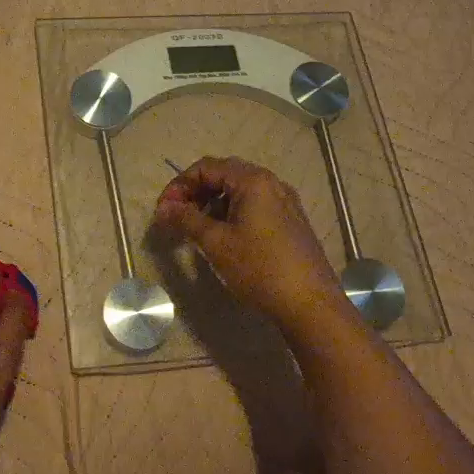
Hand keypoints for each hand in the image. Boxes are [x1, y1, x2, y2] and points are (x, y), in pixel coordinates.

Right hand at [154, 156, 354, 324]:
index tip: (163, 211)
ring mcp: (286, 203)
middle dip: (195, 193)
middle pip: (224, 175)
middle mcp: (272, 184)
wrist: (310, 306)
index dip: (179, 185)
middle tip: (176, 217)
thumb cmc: (259, 269)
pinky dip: (232, 214)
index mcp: (253, 181)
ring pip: (239, 192)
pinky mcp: (292, 223)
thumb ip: (186, 219)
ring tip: (196, 230)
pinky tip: (224, 239)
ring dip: (212, 204)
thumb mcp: (216, 243)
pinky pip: (255, 207)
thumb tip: (162, 208)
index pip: (206, 167)